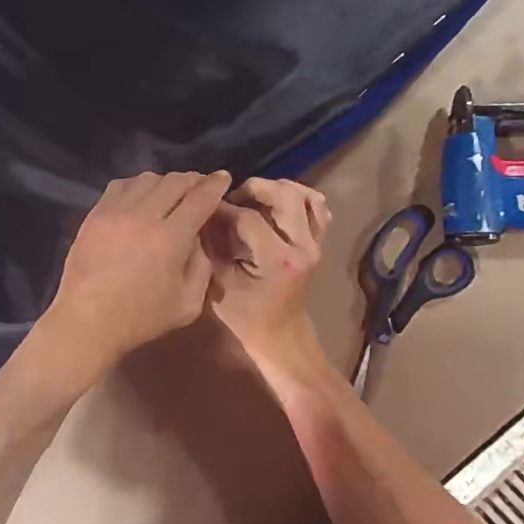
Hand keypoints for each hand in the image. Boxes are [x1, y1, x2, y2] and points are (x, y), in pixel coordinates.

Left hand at [43, 170, 231, 369]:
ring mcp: (116, 211)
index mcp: (171, 238)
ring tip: (172, 192)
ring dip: (166, 181)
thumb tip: (200, 235)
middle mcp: (144, 216)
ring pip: (148, 178)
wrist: (87, 321)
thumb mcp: (189, 303)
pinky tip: (142, 197)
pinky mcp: (95, 214)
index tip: (223, 177)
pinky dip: (138, 185)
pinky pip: (121, 185)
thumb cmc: (142, 318)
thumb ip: (203, 265)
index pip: (200, 197)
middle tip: (201, 186)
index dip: (216, 184)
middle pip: (175, 181)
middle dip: (194, 179)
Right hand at [205, 178, 331, 368]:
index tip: (207, 207)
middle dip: (255, 188)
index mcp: (278, 261)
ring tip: (256, 196)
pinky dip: (300, 198)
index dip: (224, 209)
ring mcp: (316, 244)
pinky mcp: (319, 243)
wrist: (281, 335)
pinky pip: (318, 209)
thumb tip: (204, 212)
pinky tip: (278, 202)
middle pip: (286, 196)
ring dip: (279, 188)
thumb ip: (213, 245)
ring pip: (307, 197)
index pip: (249, 218)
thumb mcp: (220, 283)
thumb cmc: (246, 316)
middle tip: (234, 196)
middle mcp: (303, 247)